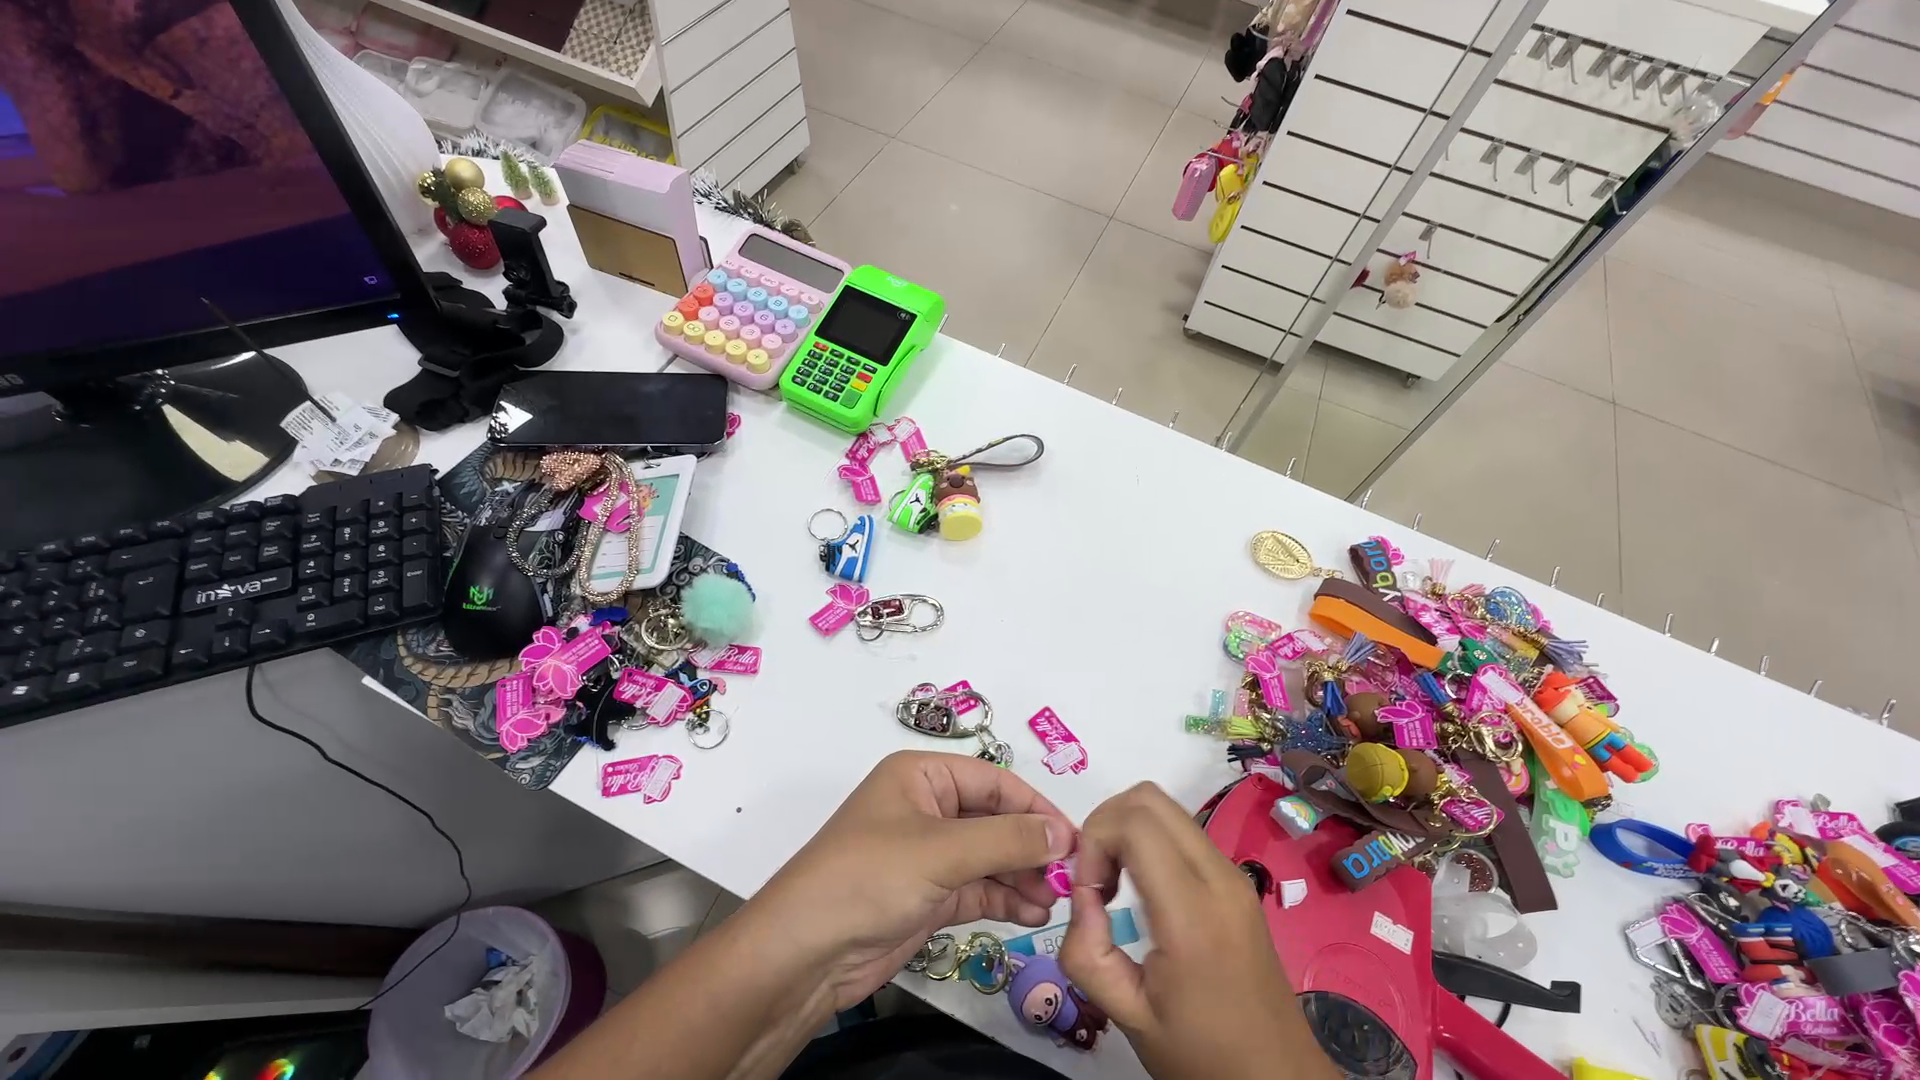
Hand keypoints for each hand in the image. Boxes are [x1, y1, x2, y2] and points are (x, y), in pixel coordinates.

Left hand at [749, 751, 1075, 1009]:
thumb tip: (1063, 834)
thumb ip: (1007, 840)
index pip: (993, 781)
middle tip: (1070, 878)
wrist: (806, 952)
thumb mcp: (941, 852)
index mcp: (921, 776)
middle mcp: (926, 808)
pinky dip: (1005, 899)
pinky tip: (1033, 913)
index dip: (1035, 807)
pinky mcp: (927, 895)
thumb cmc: (868, 878)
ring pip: (990, 857)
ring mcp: (927, 854)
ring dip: (1022, 877)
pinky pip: (978, 889)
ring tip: (1055, 901)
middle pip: (994, 819)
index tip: (1074, 840)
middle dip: (1031, 847)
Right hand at [1060, 783, 1333, 1079]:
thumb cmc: (1202, 1054)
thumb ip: (1086, 952)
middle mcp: (1219, 878)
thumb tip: (1080, 896)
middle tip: (1095, 880)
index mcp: (1194, 913)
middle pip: (1149, 798)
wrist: (1277, 1079)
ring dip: (1125, 830)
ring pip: (1165, 808)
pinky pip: (1181, 831)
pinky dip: (1147, 840)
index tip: (1087, 892)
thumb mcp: (1128, 1014)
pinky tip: (1139, 890)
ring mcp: (1233, 874)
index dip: (1094, 840)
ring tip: (1114, 887)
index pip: (1135, 823)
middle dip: (1105, 825)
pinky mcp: (1236, 881)